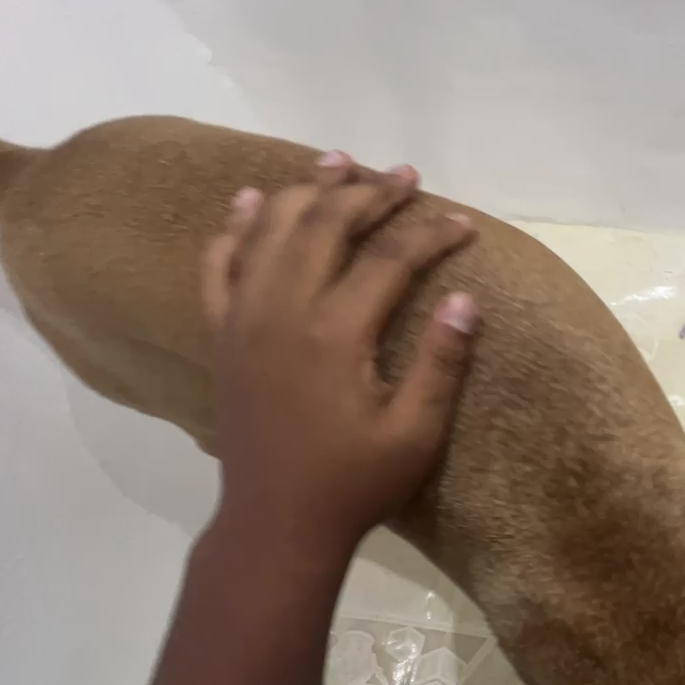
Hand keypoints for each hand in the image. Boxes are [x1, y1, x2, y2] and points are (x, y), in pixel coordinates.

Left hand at [202, 152, 479, 551]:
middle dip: (370, 194)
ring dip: (307, 191)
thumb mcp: (416, 433)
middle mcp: (282, 311)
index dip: (431, 235)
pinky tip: (251, 203)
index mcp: (334, 334)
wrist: (277, 521)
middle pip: (325, 227)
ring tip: (336, 162)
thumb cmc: (357, 482)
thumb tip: (465, 300)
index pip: (389, 260)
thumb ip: (441, 363)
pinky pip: (219, 265)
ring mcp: (244, 320)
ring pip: (271, 231)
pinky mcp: (223, 337)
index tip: (465, 223)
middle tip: (406, 175)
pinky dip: (236, 227)